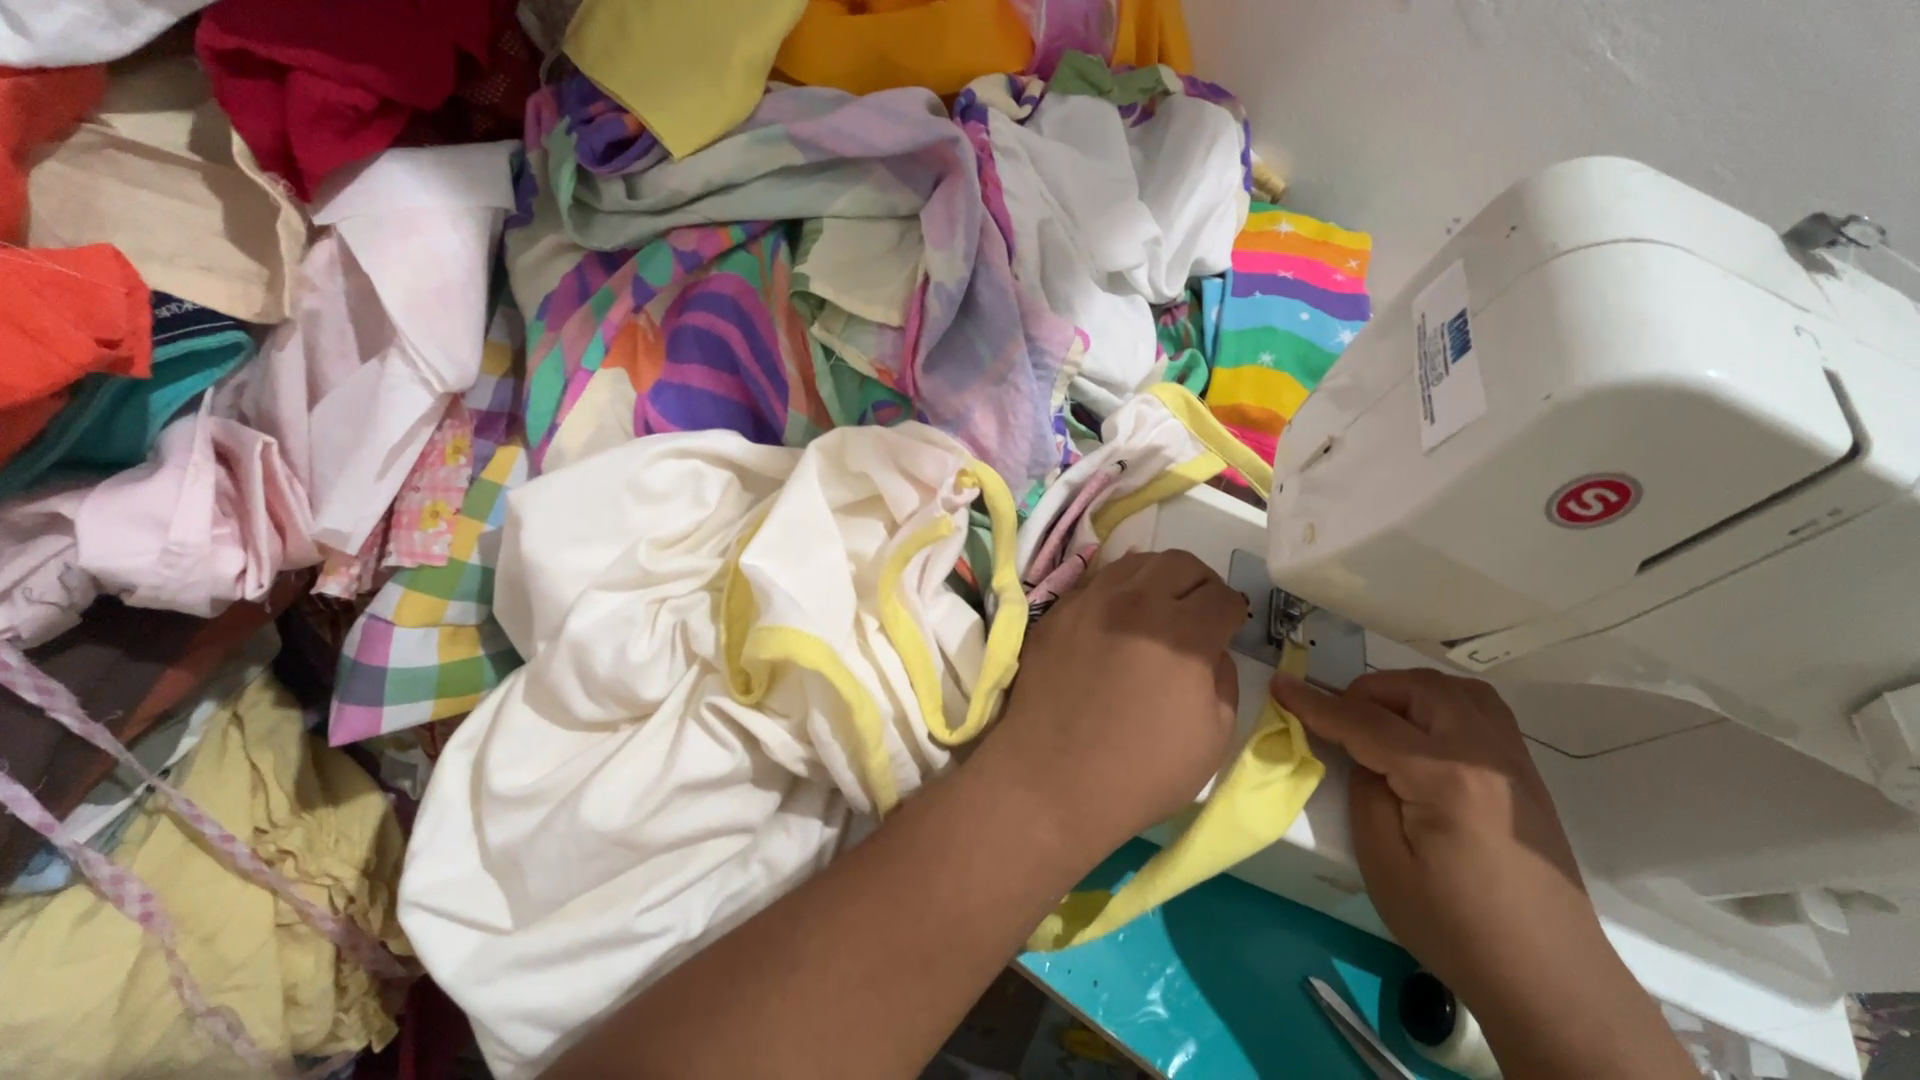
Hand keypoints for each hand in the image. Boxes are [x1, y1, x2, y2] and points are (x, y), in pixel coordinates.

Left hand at [974, 550, 1246, 860]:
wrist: (1050, 783)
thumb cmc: (1141, 773)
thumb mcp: (1213, 738)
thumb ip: (1223, 680)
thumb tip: (1213, 651)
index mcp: (1182, 634)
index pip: (1223, 596)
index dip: (1234, 614)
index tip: (1229, 630)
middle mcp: (1135, 604)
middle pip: (1181, 563)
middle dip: (1200, 583)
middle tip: (1199, 613)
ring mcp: (1088, 603)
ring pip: (1134, 562)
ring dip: (1157, 579)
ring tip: (1157, 611)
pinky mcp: (1054, 614)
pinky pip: (1094, 583)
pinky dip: (1116, 592)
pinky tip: (1116, 622)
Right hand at [1270, 670, 1696, 1078]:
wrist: (1546, 975)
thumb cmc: (1454, 927)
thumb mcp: (1384, 864)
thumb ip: (1366, 791)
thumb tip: (1362, 756)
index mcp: (1444, 777)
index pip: (1366, 722)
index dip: (1316, 703)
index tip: (1280, 685)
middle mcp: (1484, 753)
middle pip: (1416, 688)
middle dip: (1366, 694)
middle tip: (1337, 724)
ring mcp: (1513, 760)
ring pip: (1454, 688)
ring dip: (1407, 693)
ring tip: (1379, 724)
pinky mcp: (1525, 774)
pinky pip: (1481, 709)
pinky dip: (1441, 704)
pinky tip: (1423, 735)